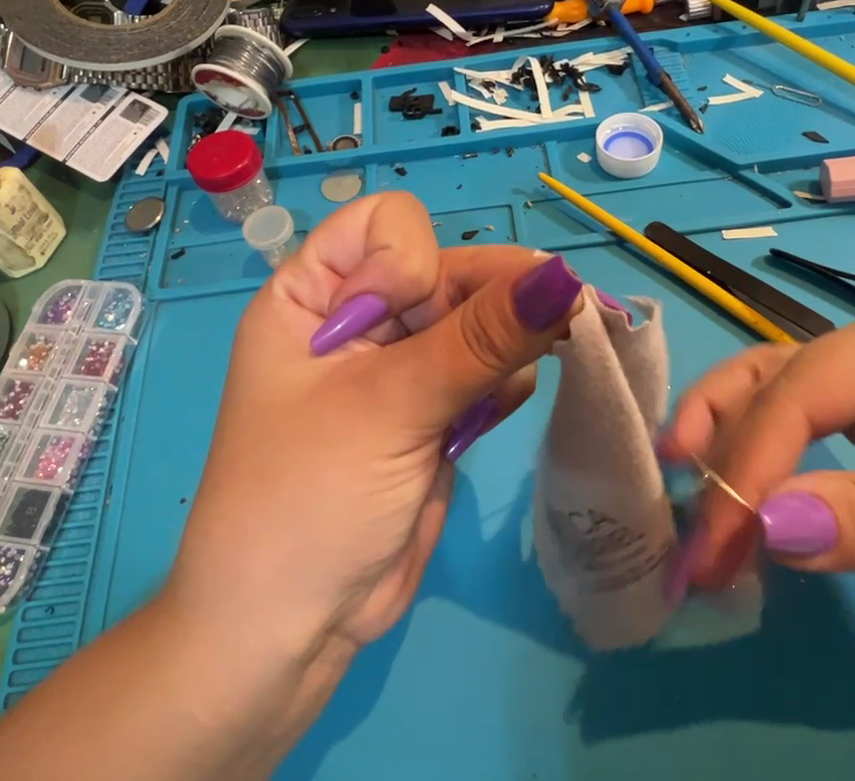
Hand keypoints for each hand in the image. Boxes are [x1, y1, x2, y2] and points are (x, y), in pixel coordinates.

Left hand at [165, 192, 584, 664]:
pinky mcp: (431, 416)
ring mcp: (397, 372)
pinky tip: (506, 401)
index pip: (383, 227)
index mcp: (310, 298)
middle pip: (443, 272)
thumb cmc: (309, 499)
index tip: (415, 316)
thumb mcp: (389, 409)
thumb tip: (563, 276)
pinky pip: (484, 371)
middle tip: (561, 318)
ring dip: (510, 336)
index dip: (413, 262)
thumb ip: (479, 341)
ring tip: (530, 365)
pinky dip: (504, 378)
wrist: (290, 627)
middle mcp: (355, 323)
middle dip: (493, 295)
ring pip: (474, 322)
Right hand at [665, 294, 854, 595]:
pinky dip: (767, 478)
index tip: (717, 537)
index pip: (798, 390)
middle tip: (685, 530)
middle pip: (766, 385)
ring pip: (772, 410)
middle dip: (720, 452)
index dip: (749, 460)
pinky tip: (746, 515)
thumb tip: (765, 533)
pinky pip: (804, 446)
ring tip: (697, 522)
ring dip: (730, 461)